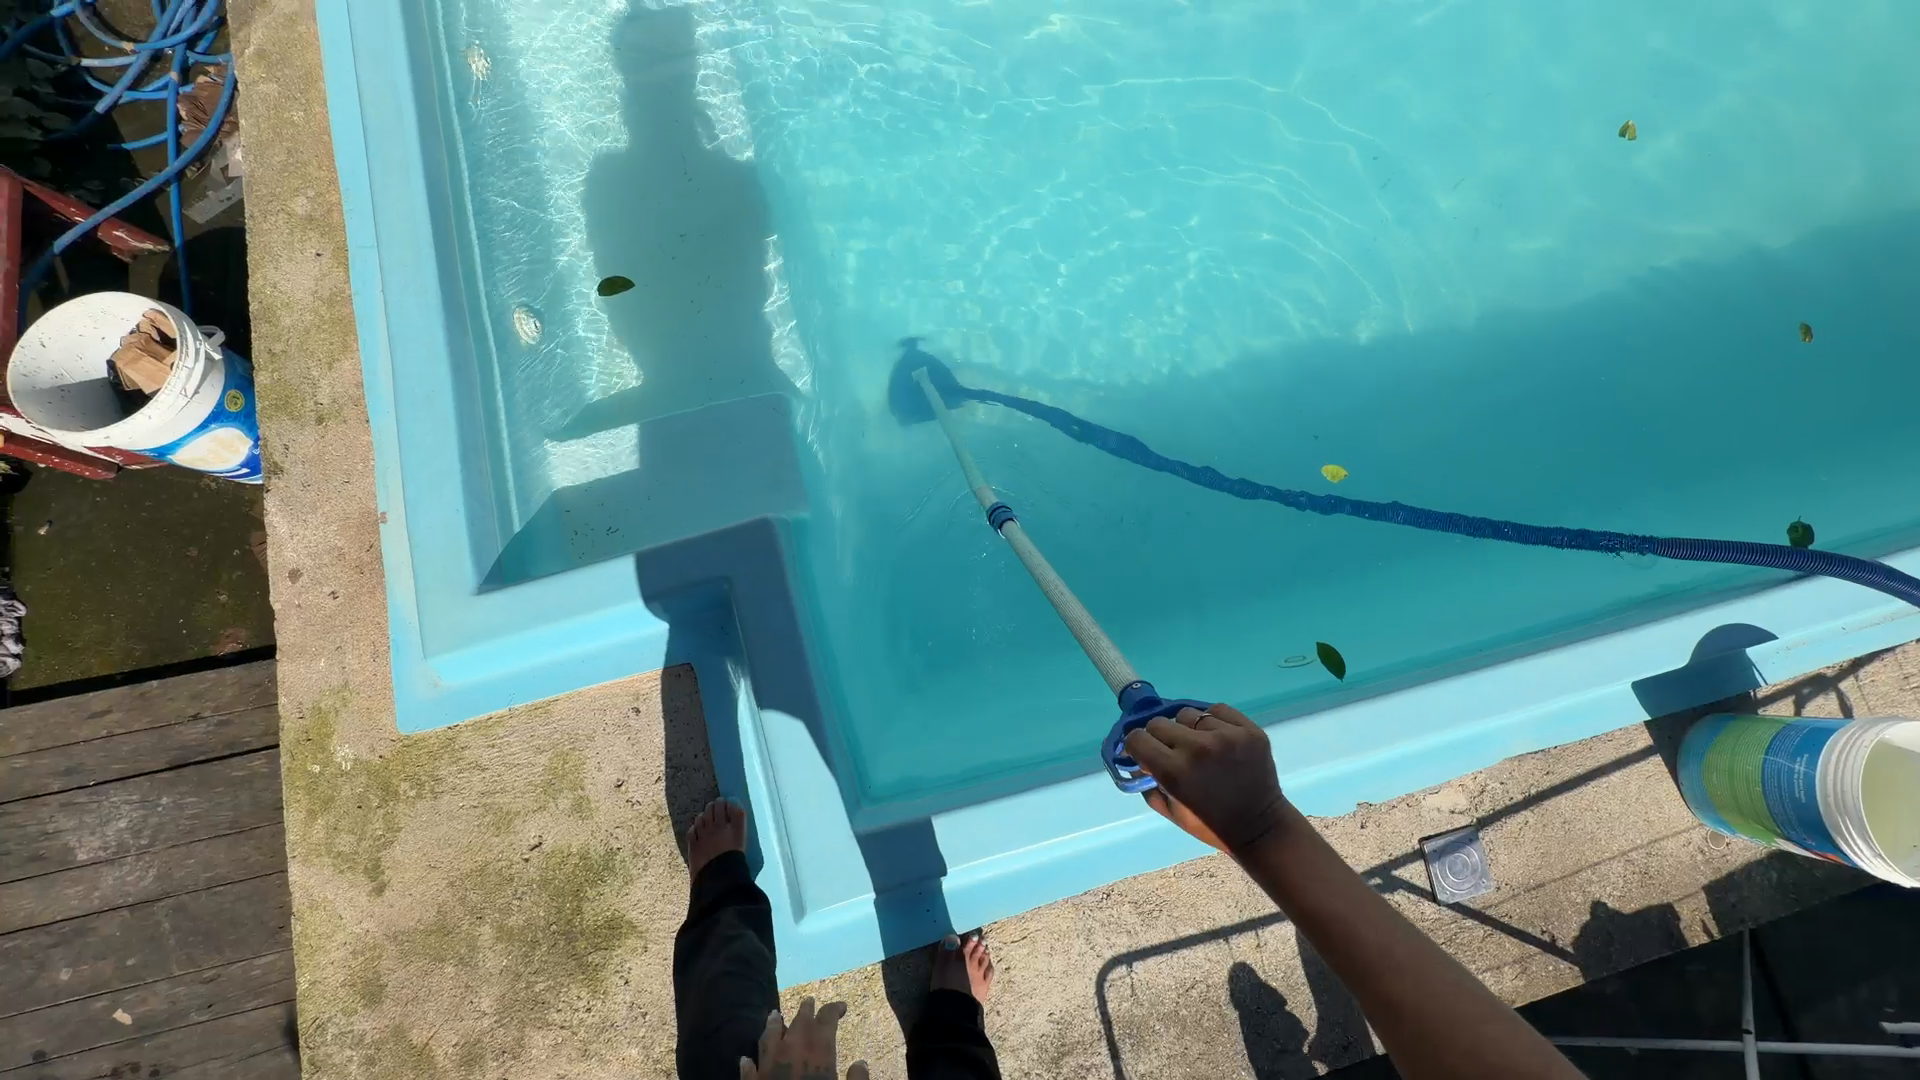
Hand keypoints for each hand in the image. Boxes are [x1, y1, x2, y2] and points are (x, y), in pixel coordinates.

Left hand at [740, 997, 867, 1079]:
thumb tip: (861, 1063)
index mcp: (818, 1051)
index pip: (827, 1019)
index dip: (834, 1009)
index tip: (841, 1007)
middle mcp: (792, 1050)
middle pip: (799, 1022)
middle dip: (806, 1010)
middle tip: (809, 1001)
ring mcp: (768, 1066)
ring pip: (770, 1037)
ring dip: (774, 1025)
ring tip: (775, 1015)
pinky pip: (748, 1070)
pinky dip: (748, 1063)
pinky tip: (746, 1059)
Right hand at [1123, 704, 1286, 852]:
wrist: (1260, 828)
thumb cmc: (1209, 824)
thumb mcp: (1169, 811)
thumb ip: (1148, 782)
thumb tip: (1138, 757)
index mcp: (1174, 772)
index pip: (1137, 738)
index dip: (1137, 746)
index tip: (1144, 753)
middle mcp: (1197, 748)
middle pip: (1158, 723)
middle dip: (1159, 738)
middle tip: (1172, 751)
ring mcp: (1225, 736)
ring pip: (1187, 714)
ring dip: (1187, 729)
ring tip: (1200, 746)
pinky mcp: (1248, 729)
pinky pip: (1217, 710)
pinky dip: (1213, 722)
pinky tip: (1219, 739)